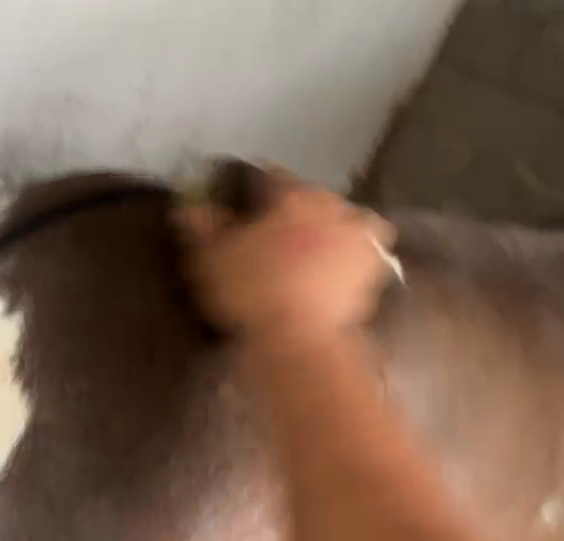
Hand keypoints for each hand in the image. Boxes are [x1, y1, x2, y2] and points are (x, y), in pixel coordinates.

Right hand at [175, 167, 395, 346]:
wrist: (297, 340)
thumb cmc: (248, 292)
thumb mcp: (209, 259)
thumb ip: (201, 225)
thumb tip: (188, 203)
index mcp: (291, 194)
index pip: (265, 177)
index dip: (246, 191)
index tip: (235, 210)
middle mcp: (332, 202)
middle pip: (304, 199)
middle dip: (287, 214)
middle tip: (266, 240)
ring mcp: (360, 233)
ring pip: (333, 222)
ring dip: (318, 233)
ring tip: (297, 260)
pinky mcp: (375, 264)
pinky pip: (353, 252)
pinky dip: (340, 258)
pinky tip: (323, 276)